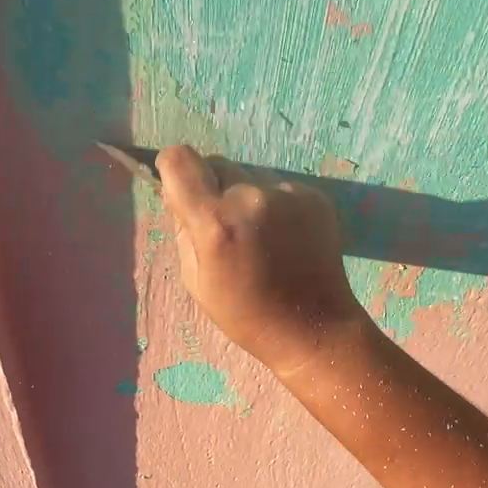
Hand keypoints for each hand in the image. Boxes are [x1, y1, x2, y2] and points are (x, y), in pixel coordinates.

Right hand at [155, 145, 371, 374]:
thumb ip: (183, 230)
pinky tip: (284, 238)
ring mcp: (287, 194)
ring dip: (245, 197)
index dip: (173, 170)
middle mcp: (251, 198)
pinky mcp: (313, 196)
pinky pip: (279, 187)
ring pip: (250, 176)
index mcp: (216, 222)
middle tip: (225, 227)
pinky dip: (275, 205)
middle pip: (217, 165)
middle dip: (213, 189)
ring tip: (259, 237)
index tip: (179, 188)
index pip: (179, 160)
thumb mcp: (196, 280)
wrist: (313, 327)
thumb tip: (177, 195)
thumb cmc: (246, 314)